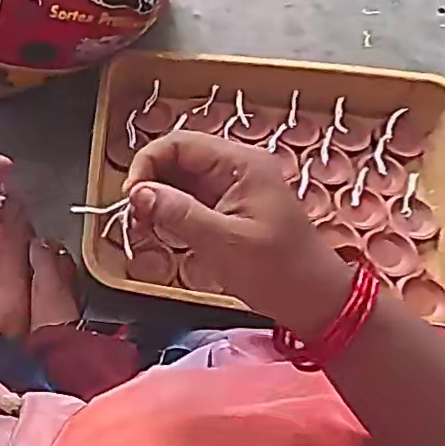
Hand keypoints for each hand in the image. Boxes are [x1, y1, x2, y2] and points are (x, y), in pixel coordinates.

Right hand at [123, 131, 352, 331]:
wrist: (313, 302)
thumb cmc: (277, 271)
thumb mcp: (224, 242)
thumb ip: (179, 213)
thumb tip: (137, 193)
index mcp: (240, 164)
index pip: (179, 143)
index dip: (148, 163)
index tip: (131, 196)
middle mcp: (233, 168)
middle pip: (174, 159)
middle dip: (149, 183)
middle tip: (135, 216)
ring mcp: (227, 188)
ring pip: (175, 180)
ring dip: (155, 200)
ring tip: (145, 226)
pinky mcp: (222, 209)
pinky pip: (184, 200)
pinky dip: (166, 213)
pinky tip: (160, 231)